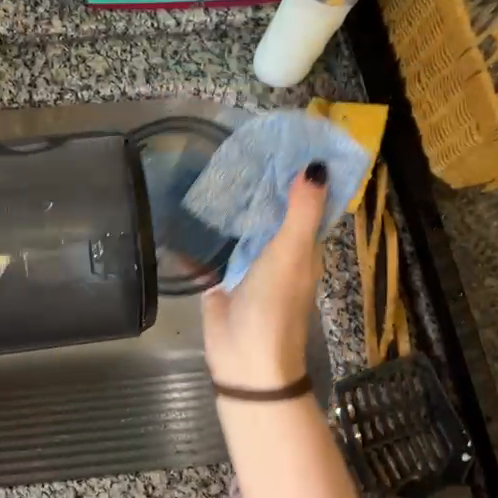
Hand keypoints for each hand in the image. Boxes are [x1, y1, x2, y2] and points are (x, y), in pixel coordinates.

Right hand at [200, 166, 328, 388]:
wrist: (244, 359)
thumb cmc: (274, 305)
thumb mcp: (291, 253)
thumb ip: (301, 212)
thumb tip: (316, 165)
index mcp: (301, 246)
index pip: (304, 202)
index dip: (298, 174)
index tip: (284, 138)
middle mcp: (276, 253)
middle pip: (269, 212)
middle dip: (259, 183)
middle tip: (237, 145)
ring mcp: (246, 267)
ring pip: (241, 228)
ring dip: (230, 205)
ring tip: (210, 168)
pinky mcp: (218, 279)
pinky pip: (210, 250)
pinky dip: (200, 233)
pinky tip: (181, 210)